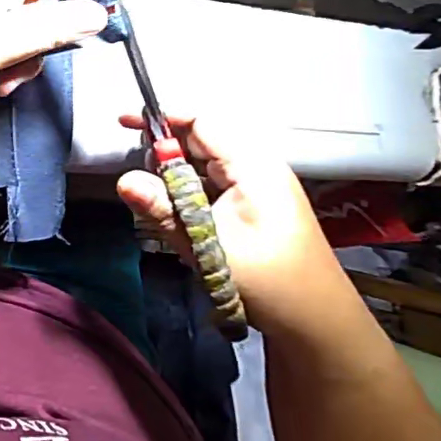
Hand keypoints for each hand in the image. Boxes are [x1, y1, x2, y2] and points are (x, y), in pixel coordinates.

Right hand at [115, 115, 350, 333]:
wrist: (317, 322)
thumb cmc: (269, 279)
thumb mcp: (208, 244)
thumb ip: (164, 209)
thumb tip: (124, 181)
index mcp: (252, 165)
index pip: (201, 121)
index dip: (162, 118)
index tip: (125, 122)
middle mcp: (257, 166)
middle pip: (202, 140)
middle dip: (165, 148)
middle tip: (138, 171)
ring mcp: (259, 185)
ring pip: (206, 163)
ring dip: (177, 172)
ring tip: (155, 194)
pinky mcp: (257, 204)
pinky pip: (216, 182)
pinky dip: (191, 188)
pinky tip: (178, 208)